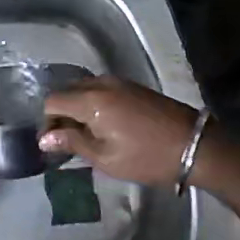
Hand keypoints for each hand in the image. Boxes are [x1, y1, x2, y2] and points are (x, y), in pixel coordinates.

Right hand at [40, 77, 196, 185]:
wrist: (194, 145)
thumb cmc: (147, 157)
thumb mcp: (106, 158)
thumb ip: (73, 143)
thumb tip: (44, 139)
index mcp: (90, 100)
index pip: (52, 102)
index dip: (47, 122)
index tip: (52, 144)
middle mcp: (100, 83)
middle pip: (66, 92)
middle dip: (61, 114)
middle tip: (66, 141)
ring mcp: (118, 81)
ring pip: (83, 89)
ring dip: (77, 108)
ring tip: (85, 134)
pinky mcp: (131, 85)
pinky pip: (100, 88)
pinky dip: (93, 102)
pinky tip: (103, 124)